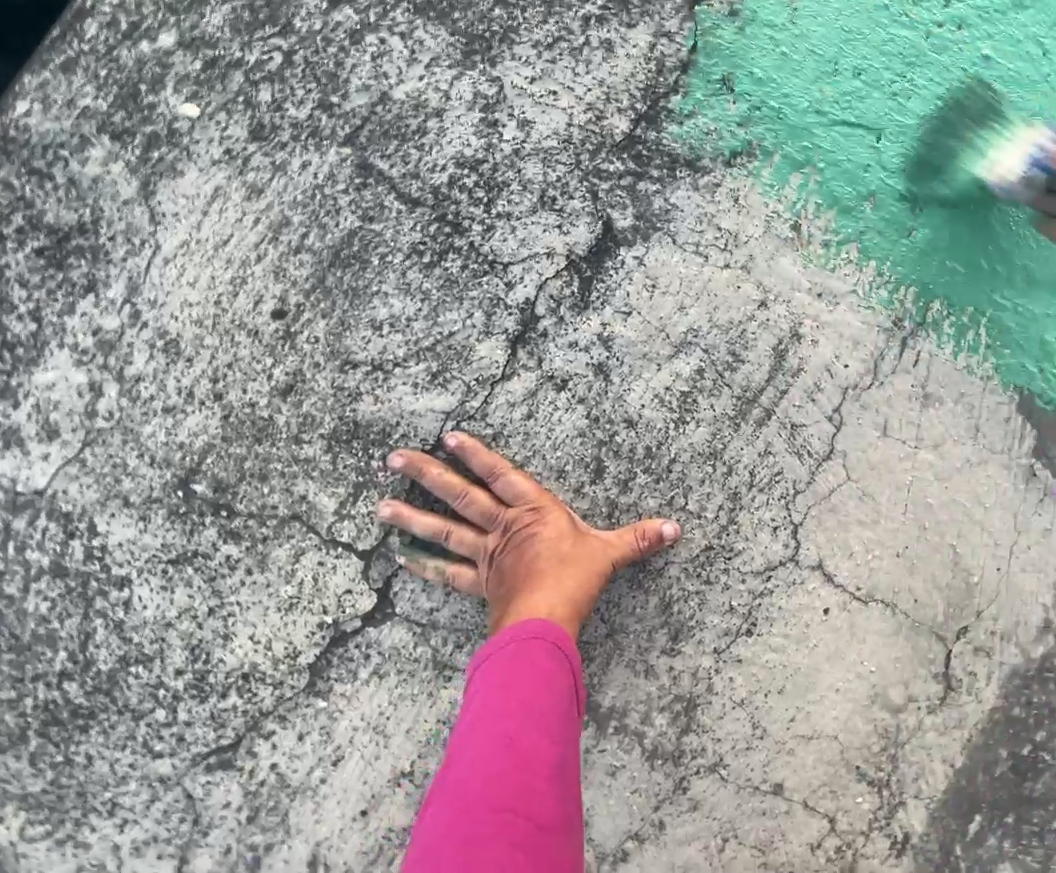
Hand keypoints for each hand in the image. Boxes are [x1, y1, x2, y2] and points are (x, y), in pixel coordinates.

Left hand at [377, 432, 680, 638]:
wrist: (546, 620)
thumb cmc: (575, 579)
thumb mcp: (610, 553)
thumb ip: (639, 538)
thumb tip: (676, 528)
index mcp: (533, 510)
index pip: (500, 474)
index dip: (476, 454)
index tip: (448, 436)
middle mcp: (504, 527)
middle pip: (459, 495)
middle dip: (427, 475)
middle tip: (394, 458)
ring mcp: (487, 556)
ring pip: (443, 530)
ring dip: (411, 517)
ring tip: (379, 504)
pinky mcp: (480, 583)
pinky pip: (447, 573)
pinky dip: (424, 566)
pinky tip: (400, 559)